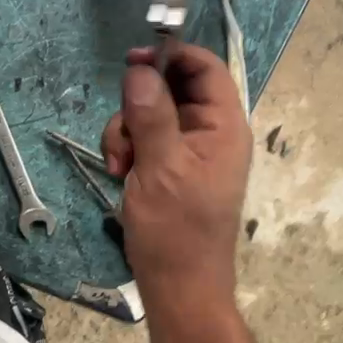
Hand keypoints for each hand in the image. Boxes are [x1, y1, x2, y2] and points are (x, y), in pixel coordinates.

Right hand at [101, 42, 251, 309]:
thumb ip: (150, 116)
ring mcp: (186, 150)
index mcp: (223, 127)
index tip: (131, 61)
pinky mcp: (166, 167)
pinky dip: (126, 150)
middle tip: (122, 131)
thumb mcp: (160, 169)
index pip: (204, 69)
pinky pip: (142, 140)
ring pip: (147, 114)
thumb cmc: (177, 231)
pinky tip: (120, 174)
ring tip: (120, 165)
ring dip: (125, 132)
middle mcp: (208, 132)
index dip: (170, 57)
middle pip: (169, 89)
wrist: (177, 285)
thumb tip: (139, 70)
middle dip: (136, 105)